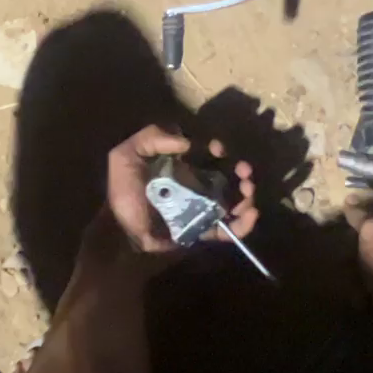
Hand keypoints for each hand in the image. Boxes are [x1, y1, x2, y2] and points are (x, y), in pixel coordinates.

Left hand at [103, 126, 257, 252]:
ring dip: (247, 195)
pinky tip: (251, 215)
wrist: (121, 234)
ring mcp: (202, 211)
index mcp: (181, 168)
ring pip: (233, 201)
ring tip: (247, 192)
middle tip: (244, 172)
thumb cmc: (123, 195)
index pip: (207, 155)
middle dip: (241, 171)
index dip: (217, 150)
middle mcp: (195, 187)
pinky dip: (244, 224)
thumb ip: (151, 138)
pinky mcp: (204, 233)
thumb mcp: (125, 156)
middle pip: (227, 177)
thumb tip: (188, 141)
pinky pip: (229, 230)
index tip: (218, 151)